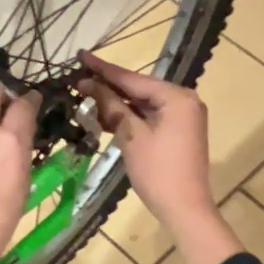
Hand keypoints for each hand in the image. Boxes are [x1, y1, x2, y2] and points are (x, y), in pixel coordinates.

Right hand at [78, 51, 242, 263]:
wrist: (185, 208)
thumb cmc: (158, 172)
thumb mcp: (132, 137)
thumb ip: (112, 106)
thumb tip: (89, 85)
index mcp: (176, 97)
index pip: (132, 78)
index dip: (103, 68)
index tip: (81, 55)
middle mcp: (183, 100)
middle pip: (139, 88)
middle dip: (108, 87)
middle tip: (78, 80)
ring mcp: (183, 117)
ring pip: (143, 104)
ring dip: (117, 104)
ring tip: (85, 98)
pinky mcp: (178, 132)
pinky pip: (150, 117)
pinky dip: (130, 117)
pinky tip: (105, 117)